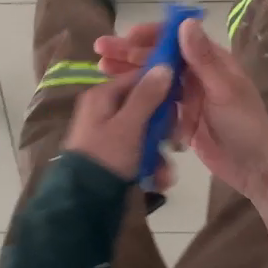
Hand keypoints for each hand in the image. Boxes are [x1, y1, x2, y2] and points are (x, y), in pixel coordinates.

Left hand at [62, 64, 176, 181]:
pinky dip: (151, 163)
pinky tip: (158, 179)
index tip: (183, 99)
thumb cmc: (106, 156)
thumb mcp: (129, 125)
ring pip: (146, 131)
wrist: (84, 201)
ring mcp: (110, 133)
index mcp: (102, 96)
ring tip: (165, 173)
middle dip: (163, 128)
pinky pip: (140, 150)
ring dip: (160, 152)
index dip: (163, 85)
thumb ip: (147, 97)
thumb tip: (165, 66)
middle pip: (146, 106)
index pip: (139, 78)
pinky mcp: (115, 153)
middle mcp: (105, 110)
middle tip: (173, 142)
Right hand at [95, 18, 267, 197]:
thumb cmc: (245, 125)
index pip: (177, 38)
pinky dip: (138, 98)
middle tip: (101, 50)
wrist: (253, 167)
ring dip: (130, 73)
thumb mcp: (224, 89)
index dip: (150, 35)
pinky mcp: (180, 118)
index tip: (126, 38)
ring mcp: (188, 97)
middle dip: (130, 52)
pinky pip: (155, 103)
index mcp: (212, 60)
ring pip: (154, 79)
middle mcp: (197, 74)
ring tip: (101, 69)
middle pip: (160, 58)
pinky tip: (117, 96)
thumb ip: (203, 59)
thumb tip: (185, 23)